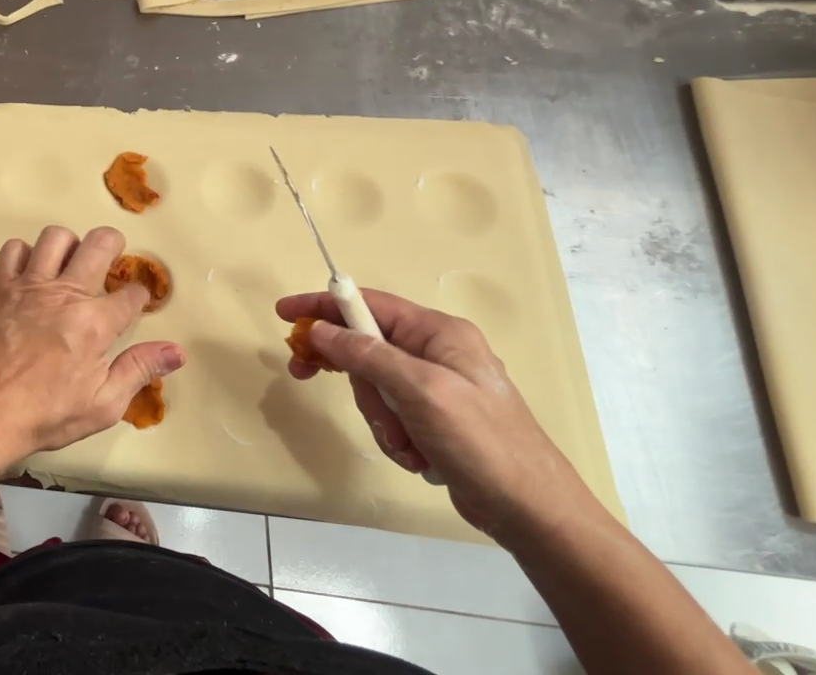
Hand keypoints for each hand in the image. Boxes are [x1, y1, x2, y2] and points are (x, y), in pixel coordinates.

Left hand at [0, 225, 185, 457]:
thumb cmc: (48, 414)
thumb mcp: (104, 404)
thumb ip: (139, 369)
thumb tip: (176, 351)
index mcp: (95, 323)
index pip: (131, 294)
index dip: (140, 296)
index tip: (137, 302)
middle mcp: (65, 294)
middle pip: (99, 244)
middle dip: (114, 245)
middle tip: (113, 259)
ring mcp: (30, 286)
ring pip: (55, 237)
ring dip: (70, 244)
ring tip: (72, 263)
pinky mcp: (1, 288)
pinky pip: (13, 250)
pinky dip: (25, 254)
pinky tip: (32, 273)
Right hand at [276, 288, 594, 541]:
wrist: (531, 511)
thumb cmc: (481, 442)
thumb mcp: (419, 390)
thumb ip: (367, 354)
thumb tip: (321, 330)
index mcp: (439, 333)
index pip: (367, 304)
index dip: (322, 305)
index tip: (284, 313)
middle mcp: (437, 353)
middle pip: (363, 346)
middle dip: (348, 373)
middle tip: (303, 375)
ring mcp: (435, 387)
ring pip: (372, 385)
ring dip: (378, 414)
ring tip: (404, 440)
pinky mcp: (433, 419)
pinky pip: (388, 414)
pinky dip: (392, 434)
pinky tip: (415, 453)